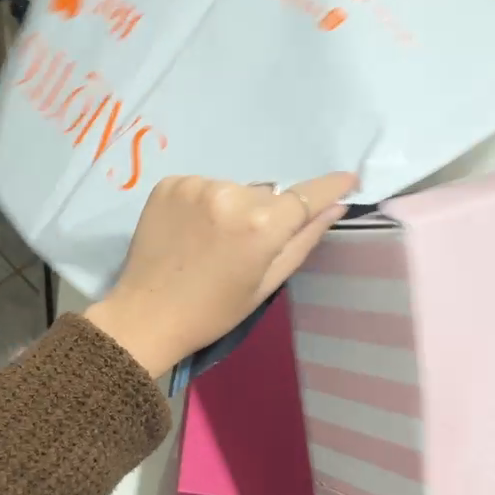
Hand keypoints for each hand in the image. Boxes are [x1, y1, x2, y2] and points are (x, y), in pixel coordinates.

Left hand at [84, 173, 354, 377]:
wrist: (146, 316)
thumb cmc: (212, 311)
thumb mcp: (265, 285)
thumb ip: (302, 241)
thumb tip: (335, 207)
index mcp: (260, 225)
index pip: (307, 195)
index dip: (329, 187)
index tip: (347, 179)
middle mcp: (231, 194)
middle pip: (266, 195)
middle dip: (265, 213)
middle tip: (242, 247)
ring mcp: (196, 185)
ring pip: (233, 190)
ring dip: (231, 208)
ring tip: (210, 243)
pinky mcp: (170, 183)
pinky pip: (202, 187)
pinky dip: (203, 204)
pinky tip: (189, 232)